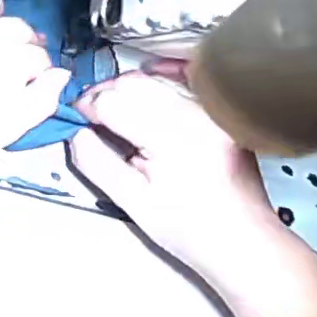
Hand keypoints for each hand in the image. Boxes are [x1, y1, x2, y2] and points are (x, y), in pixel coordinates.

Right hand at [68, 63, 303, 287]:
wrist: (243, 241)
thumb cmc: (190, 228)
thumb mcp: (130, 201)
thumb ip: (94, 161)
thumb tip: (76, 132)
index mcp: (173, 137)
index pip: (113, 101)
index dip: (86, 108)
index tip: (74, 119)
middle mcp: (198, 115)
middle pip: (132, 83)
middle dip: (102, 95)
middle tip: (87, 116)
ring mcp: (213, 111)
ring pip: (154, 78)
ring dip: (125, 88)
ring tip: (111, 110)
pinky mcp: (221, 112)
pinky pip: (184, 79)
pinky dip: (160, 75)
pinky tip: (147, 79)